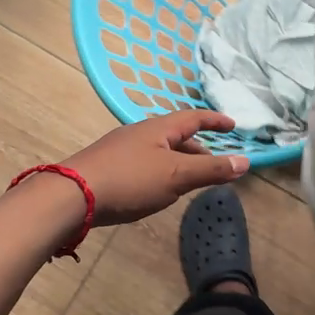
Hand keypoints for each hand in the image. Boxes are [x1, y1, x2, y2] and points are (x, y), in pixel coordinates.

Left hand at [54, 110, 249, 225]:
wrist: (69, 196)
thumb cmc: (129, 181)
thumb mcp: (176, 177)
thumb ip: (211, 170)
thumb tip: (245, 161)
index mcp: (159, 128)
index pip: (194, 118)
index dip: (214, 121)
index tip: (233, 124)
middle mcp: (139, 132)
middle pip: (175, 134)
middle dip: (197, 146)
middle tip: (214, 162)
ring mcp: (119, 149)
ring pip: (157, 149)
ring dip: (177, 160)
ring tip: (187, 179)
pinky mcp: (105, 166)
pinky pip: (142, 162)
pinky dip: (159, 170)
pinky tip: (154, 189)